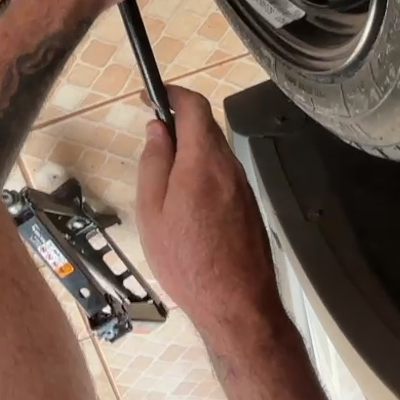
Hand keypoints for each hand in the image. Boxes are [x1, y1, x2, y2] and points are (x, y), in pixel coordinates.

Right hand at [136, 86, 281, 339]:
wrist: (237, 306)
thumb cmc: (185, 260)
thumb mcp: (152, 211)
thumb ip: (153, 163)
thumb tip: (156, 128)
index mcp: (203, 161)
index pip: (194, 106)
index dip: (172, 93)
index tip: (151, 96)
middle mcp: (228, 166)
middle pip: (205, 127)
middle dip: (177, 125)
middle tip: (151, 144)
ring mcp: (242, 186)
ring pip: (214, 152)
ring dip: (190, 151)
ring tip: (165, 183)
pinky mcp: (248, 205)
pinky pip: (222, 174)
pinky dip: (202, 172)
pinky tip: (187, 205)